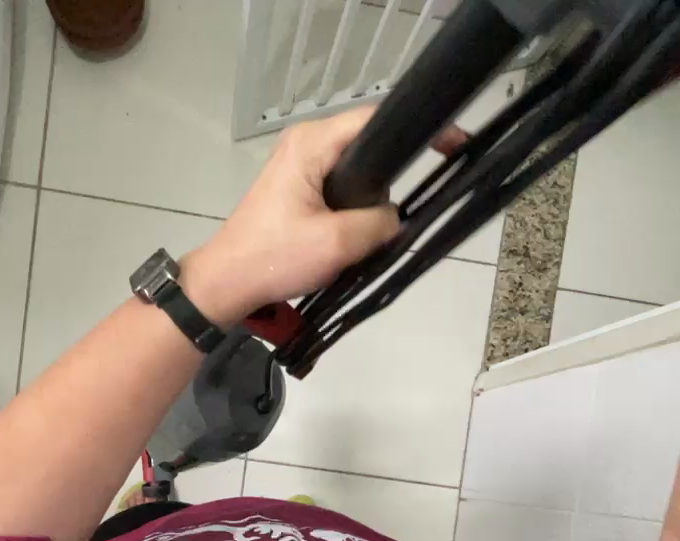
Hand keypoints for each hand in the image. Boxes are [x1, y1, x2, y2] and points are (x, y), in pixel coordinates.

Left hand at [181, 108, 447, 325]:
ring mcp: (300, 166)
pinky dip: (350, 214)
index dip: (418, 132)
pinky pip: (339, 193)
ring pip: (356, 175)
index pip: (378, 118)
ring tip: (359, 238)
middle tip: (384, 222)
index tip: (451, 148)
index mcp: (313, 142)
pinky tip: (347, 240)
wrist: (227, 283)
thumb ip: (380, 224)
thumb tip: (396, 218)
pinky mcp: (297, 190)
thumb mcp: (337, 244)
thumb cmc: (275, 258)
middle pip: (369, 148)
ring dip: (366, 206)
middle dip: (385, 183)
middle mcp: (307, 143)